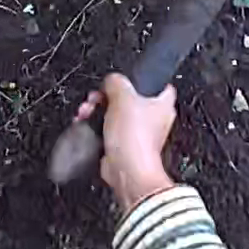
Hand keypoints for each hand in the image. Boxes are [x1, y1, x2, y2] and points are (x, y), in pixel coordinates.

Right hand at [75, 73, 177, 210]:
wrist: (127, 170)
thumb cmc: (135, 138)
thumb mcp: (122, 96)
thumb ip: (116, 81)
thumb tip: (111, 81)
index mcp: (162, 104)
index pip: (157, 83)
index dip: (140, 78)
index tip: (124, 79)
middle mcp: (153, 119)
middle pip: (128, 98)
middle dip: (107, 96)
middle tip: (97, 97)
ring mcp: (138, 134)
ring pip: (115, 113)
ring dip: (97, 110)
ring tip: (87, 111)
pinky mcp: (124, 146)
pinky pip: (108, 130)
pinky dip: (96, 126)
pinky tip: (85, 123)